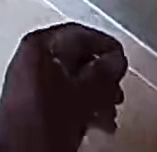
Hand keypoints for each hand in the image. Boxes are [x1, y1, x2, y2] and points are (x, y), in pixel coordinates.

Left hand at [0, 23, 125, 151]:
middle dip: (101, 75)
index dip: (102, 44)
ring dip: (96, 94)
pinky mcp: (35, 101)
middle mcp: (34, 57)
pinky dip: (84, 105)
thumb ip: (100, 76)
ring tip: (111, 113)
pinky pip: (65, 94)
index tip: (123, 57)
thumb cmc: (44, 121)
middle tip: (119, 91)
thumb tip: (118, 58)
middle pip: (75, 56)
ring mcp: (33, 79)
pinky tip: (99, 123)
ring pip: (73, 78)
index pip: (76, 34)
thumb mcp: (78, 98)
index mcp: (39, 47)